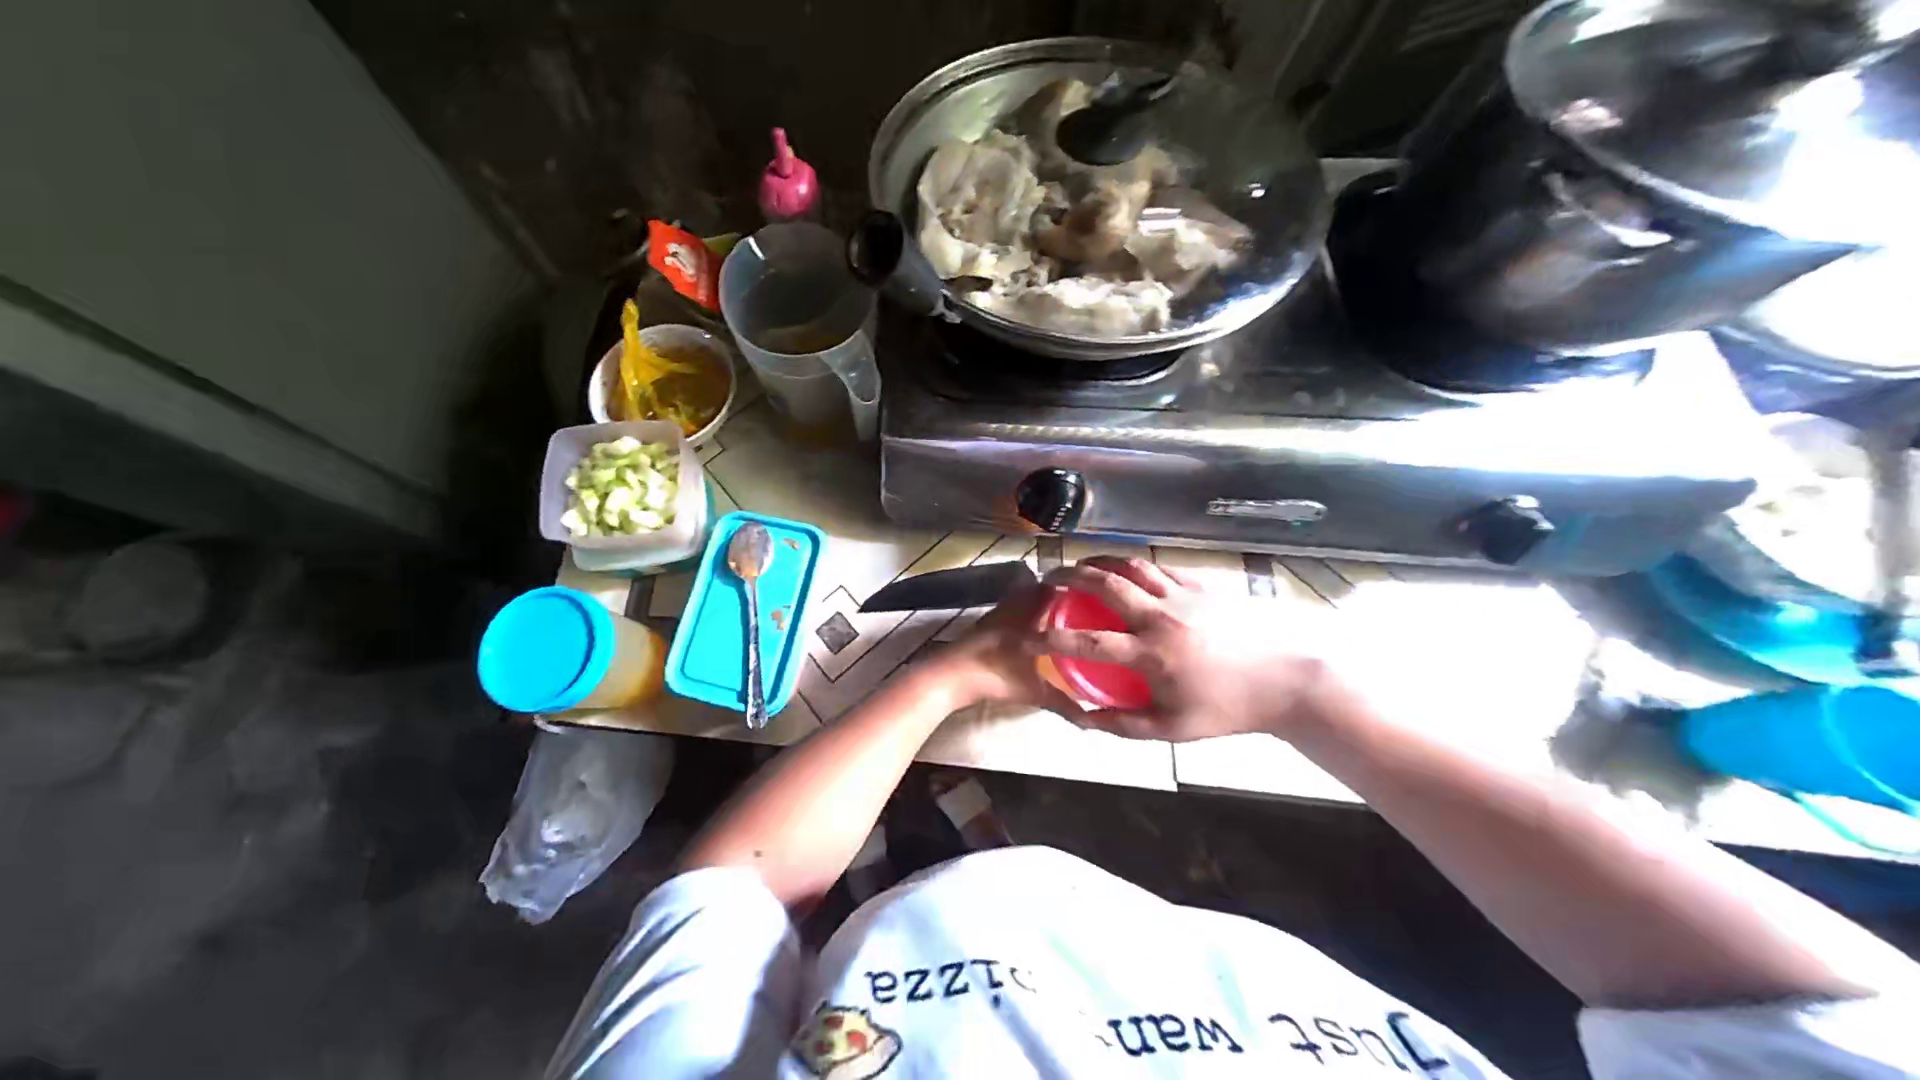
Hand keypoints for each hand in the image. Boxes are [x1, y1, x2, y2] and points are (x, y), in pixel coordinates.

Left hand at [923, 579, 1090, 717]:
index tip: (1093, 596)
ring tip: (1061, 617)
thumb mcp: (1034, 692)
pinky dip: (1023, 615)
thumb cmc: (995, 677)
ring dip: (1039, 605)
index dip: (1073, 590)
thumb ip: (1064, 703)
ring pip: (1022, 601)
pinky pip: (1010, 611)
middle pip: (1039, 592)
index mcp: (1029, 614)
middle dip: (1058, 597)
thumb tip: (1091, 721)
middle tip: (1081, 607)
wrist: (950, 678)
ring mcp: (996, 614)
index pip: (1054, 591)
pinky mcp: (984, 625)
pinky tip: (1031, 631)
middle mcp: (1013, 607)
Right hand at [1035, 556, 1351, 740]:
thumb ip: (1125, 725)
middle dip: (1071, 576)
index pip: (1090, 642)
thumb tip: (1086, 719)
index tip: (1027, 638)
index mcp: (1151, 655)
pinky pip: (1160, 567)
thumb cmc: (1228, 709)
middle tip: (1052, 576)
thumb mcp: (1174, 729)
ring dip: (1102, 562)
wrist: (1287, 680)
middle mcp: (1161, 617)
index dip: (1052, 639)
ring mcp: (1182, 596)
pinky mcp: (1201, 586)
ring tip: (1084, 564)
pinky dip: (1136, 565)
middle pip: (1106, 585)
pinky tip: (1128, 569)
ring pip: (1132, 566)